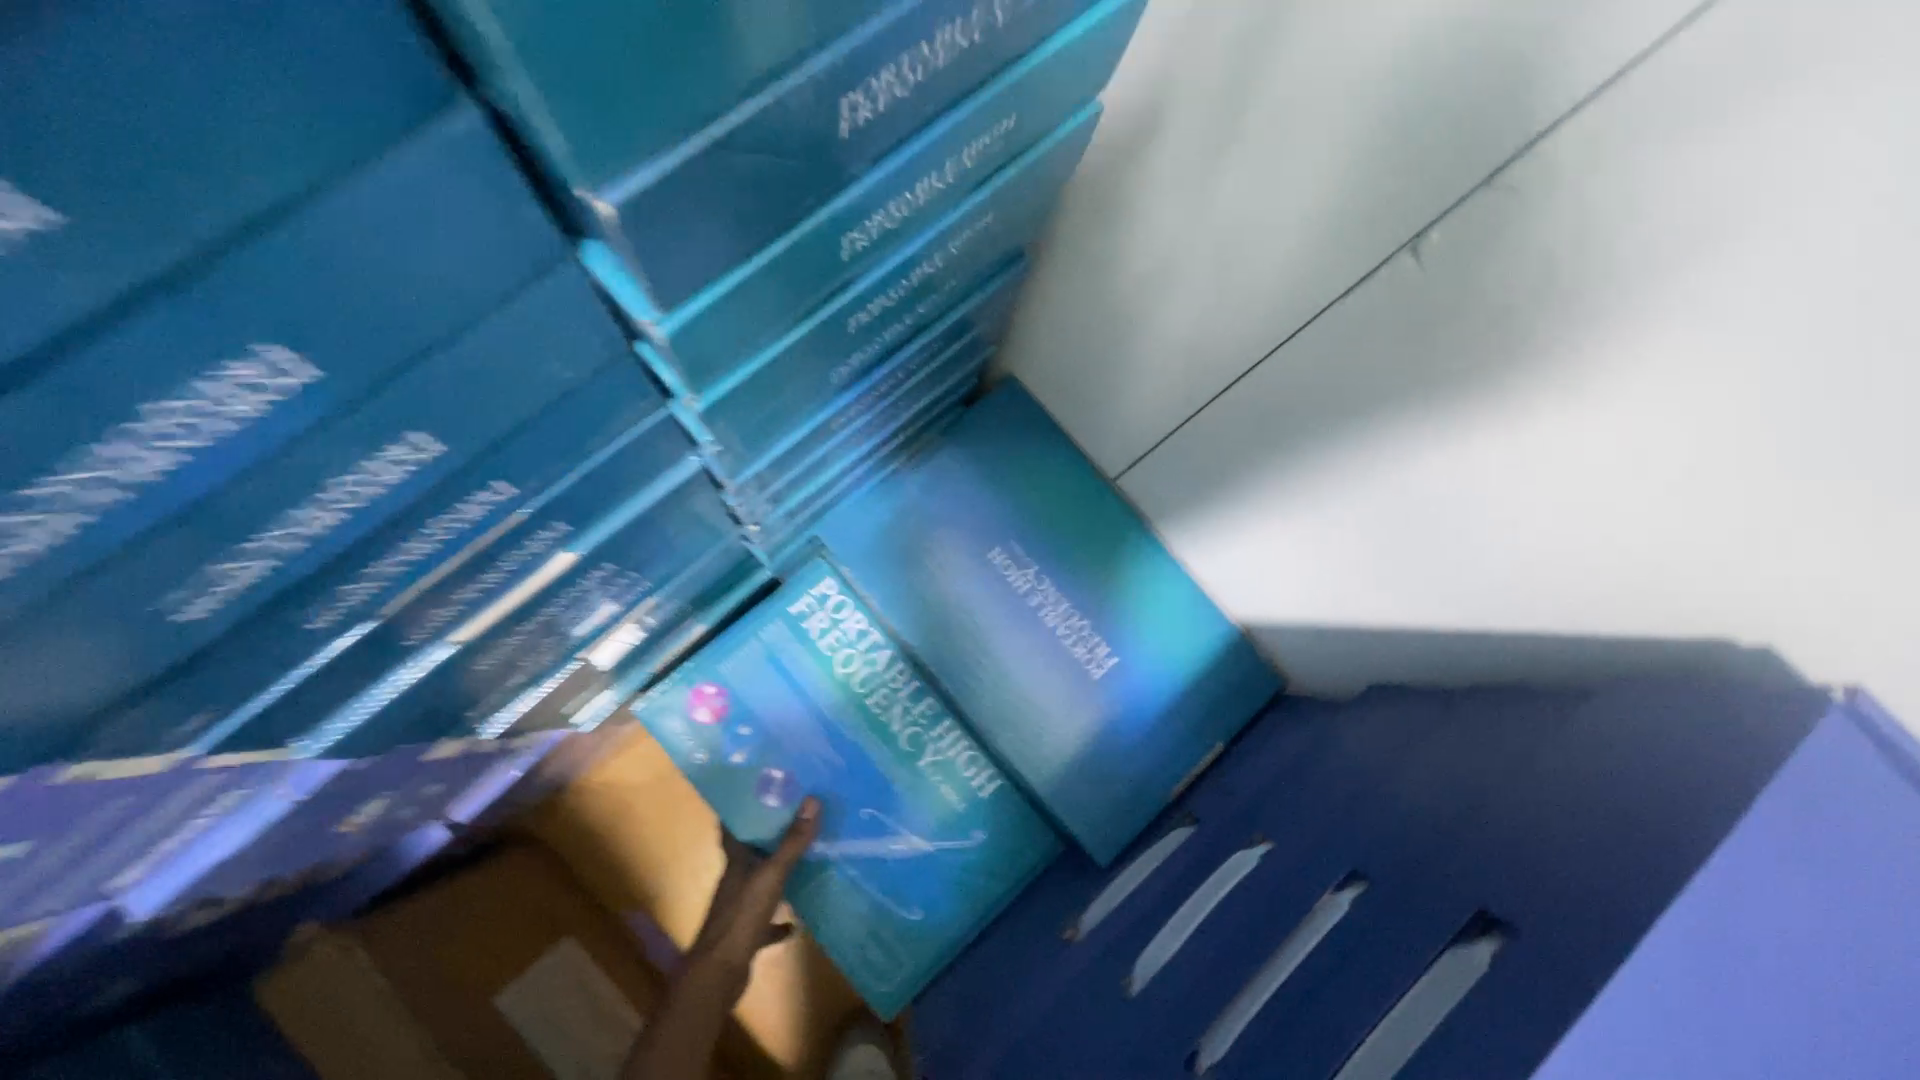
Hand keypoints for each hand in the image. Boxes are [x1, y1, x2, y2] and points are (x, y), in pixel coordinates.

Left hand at [687, 796, 820, 1003]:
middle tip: (793, 819)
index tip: (760, 792)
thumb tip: (813, 800)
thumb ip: (792, 842)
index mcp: (736, 862)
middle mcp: (735, 880)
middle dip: (767, 839)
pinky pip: (765, 922)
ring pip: (758, 884)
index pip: (732, 828)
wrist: (719, 972)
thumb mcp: (771, 875)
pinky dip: (778, 921)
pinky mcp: (746, 934)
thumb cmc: (741, 917)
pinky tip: (795, 922)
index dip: (740, 810)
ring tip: (801, 861)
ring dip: (776, 875)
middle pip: (749, 853)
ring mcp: (739, 909)